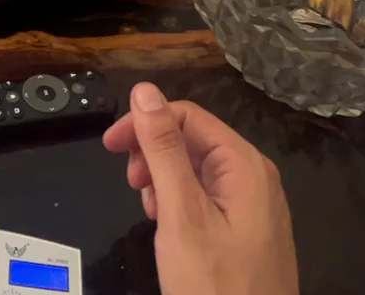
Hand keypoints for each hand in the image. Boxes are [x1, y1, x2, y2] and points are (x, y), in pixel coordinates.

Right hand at [103, 83, 300, 294]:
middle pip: (192, 139)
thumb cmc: (215, 288)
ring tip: (151, 211)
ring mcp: (253, 207)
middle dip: (154, 153)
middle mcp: (254, 177)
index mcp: (244, 165)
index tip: (111, 148)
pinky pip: (205, 196)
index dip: (145, 124)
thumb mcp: (181, 214)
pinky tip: (168, 226)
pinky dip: (178, 203)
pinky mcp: (245, 232)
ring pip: (195, 168)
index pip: (187, 115)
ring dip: (163, 179)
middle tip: (131, 184)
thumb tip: (145, 90)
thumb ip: (163, 148)